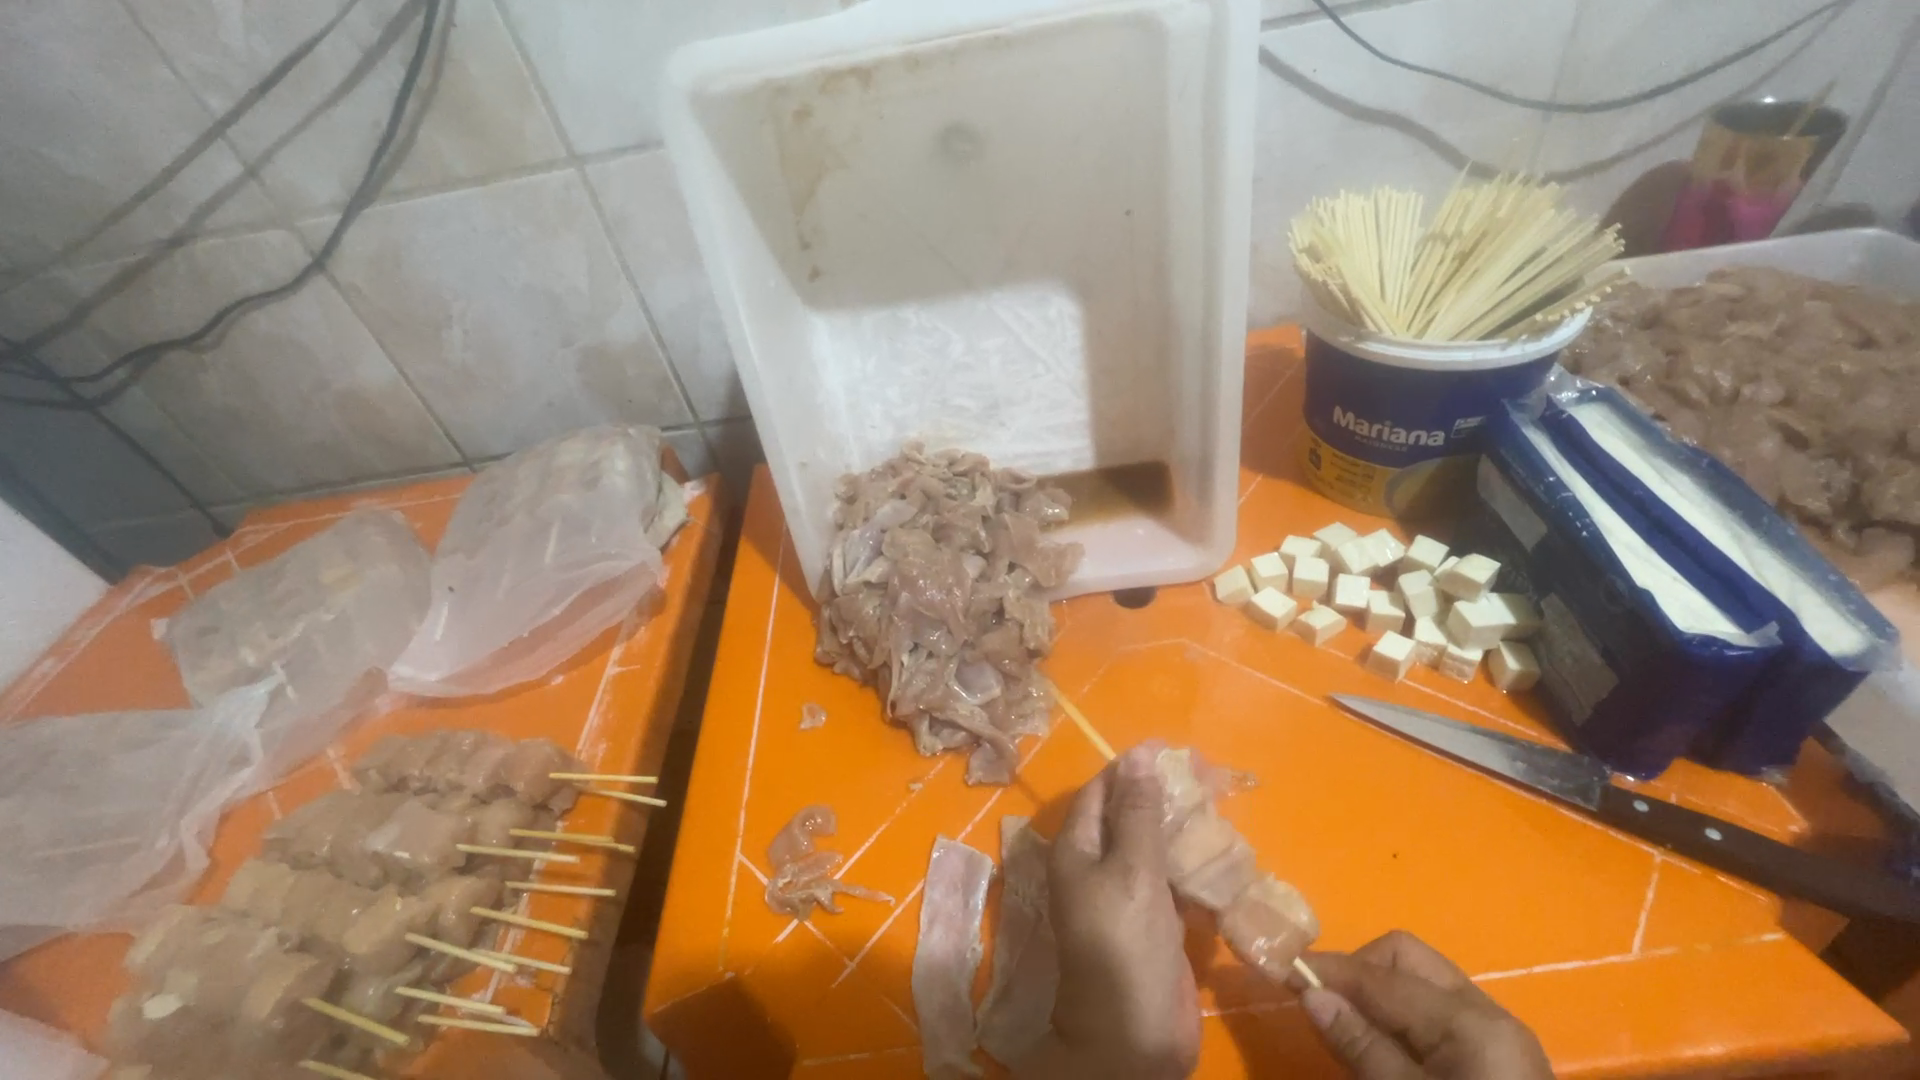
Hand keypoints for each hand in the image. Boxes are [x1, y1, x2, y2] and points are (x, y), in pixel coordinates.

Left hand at [1017, 744, 1199, 1079]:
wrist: (1135, 1037)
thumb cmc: (1124, 945)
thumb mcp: (1132, 871)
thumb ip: (1138, 814)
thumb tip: (1138, 754)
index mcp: (1077, 848)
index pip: (1102, 790)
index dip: (1132, 765)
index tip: (1172, 747)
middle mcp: (1096, 865)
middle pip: (1129, 813)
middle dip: (1162, 791)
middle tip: (1206, 773)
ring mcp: (1126, 894)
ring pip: (1153, 843)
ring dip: (1182, 824)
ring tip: (1219, 802)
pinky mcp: (1154, 920)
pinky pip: (1172, 877)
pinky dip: (1193, 861)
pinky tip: (1222, 850)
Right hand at [1296, 931, 1551, 1079]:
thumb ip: (1362, 1047)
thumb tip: (1310, 992)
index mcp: (1471, 1022)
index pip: (1379, 975)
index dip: (1327, 969)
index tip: (1280, 969)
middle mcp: (1489, 1012)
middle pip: (1404, 957)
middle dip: (1357, 970)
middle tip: (1321, 1003)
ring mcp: (1499, 1035)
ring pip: (1421, 980)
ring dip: (1377, 993)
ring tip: (1346, 1030)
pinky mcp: (1500, 1058)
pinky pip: (1437, 1012)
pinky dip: (1402, 1017)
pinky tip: (1382, 1050)